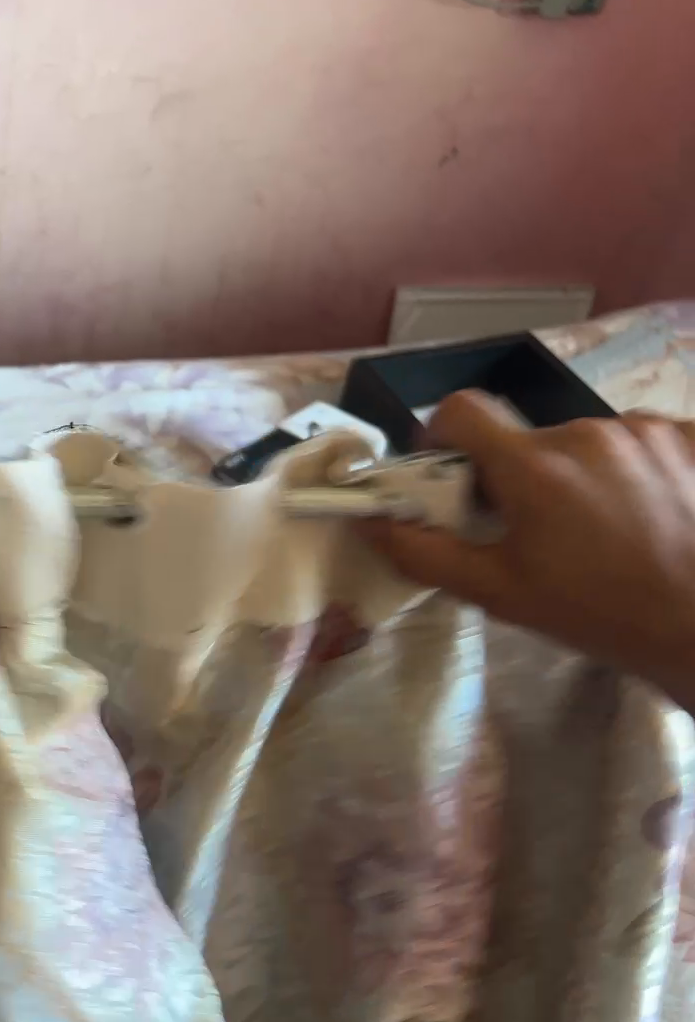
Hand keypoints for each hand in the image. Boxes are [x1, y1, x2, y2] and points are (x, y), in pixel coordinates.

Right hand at [356, 390, 694, 701]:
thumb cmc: (598, 611)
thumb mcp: (491, 590)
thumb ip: (416, 550)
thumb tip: (364, 520)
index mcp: (532, 465)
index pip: (459, 410)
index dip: (441, 436)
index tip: (449, 473)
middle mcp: (591, 433)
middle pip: (522, 435)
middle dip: (512, 470)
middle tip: (527, 521)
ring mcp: (656, 432)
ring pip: (581, 438)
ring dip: (573, 469)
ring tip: (596, 521)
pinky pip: (641, 439)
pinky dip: (630, 466)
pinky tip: (648, 508)